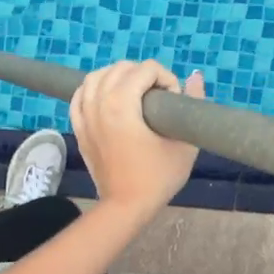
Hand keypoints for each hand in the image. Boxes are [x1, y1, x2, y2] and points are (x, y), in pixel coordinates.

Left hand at [70, 60, 202, 216]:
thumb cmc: (158, 177)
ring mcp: (84, 117)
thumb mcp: (184, 142)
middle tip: (158, 95)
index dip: (165, 78)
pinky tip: (105, 96)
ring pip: (94, 78)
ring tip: (134, 91)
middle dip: (143, 74)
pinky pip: (78, 97)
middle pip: (119, 68)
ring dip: (116, 76)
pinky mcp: (78, 129)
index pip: (144, 69)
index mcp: (121, 105)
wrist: (126, 204)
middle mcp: (98, 105)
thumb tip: (195, 76)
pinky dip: (91, 89)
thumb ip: (192, 104)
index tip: (173, 100)